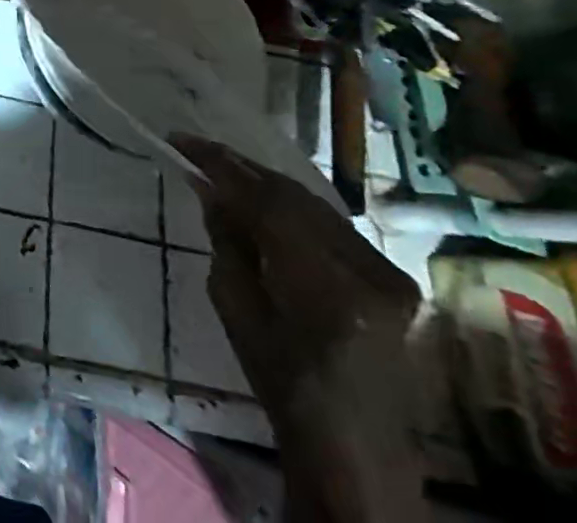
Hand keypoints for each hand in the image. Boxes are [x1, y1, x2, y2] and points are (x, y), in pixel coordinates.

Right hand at [171, 134, 425, 522]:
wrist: (353, 436)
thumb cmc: (279, 379)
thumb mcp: (234, 309)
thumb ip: (227, 241)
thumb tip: (209, 188)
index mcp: (324, 287)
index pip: (268, 203)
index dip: (223, 166)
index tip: (183, 142)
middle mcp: (367, 269)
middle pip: (295, 196)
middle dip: (242, 168)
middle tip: (198, 149)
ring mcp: (388, 269)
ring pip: (316, 203)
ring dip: (266, 184)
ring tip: (223, 168)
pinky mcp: (393, 271)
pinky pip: (332, 222)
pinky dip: (293, 206)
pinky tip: (263, 197)